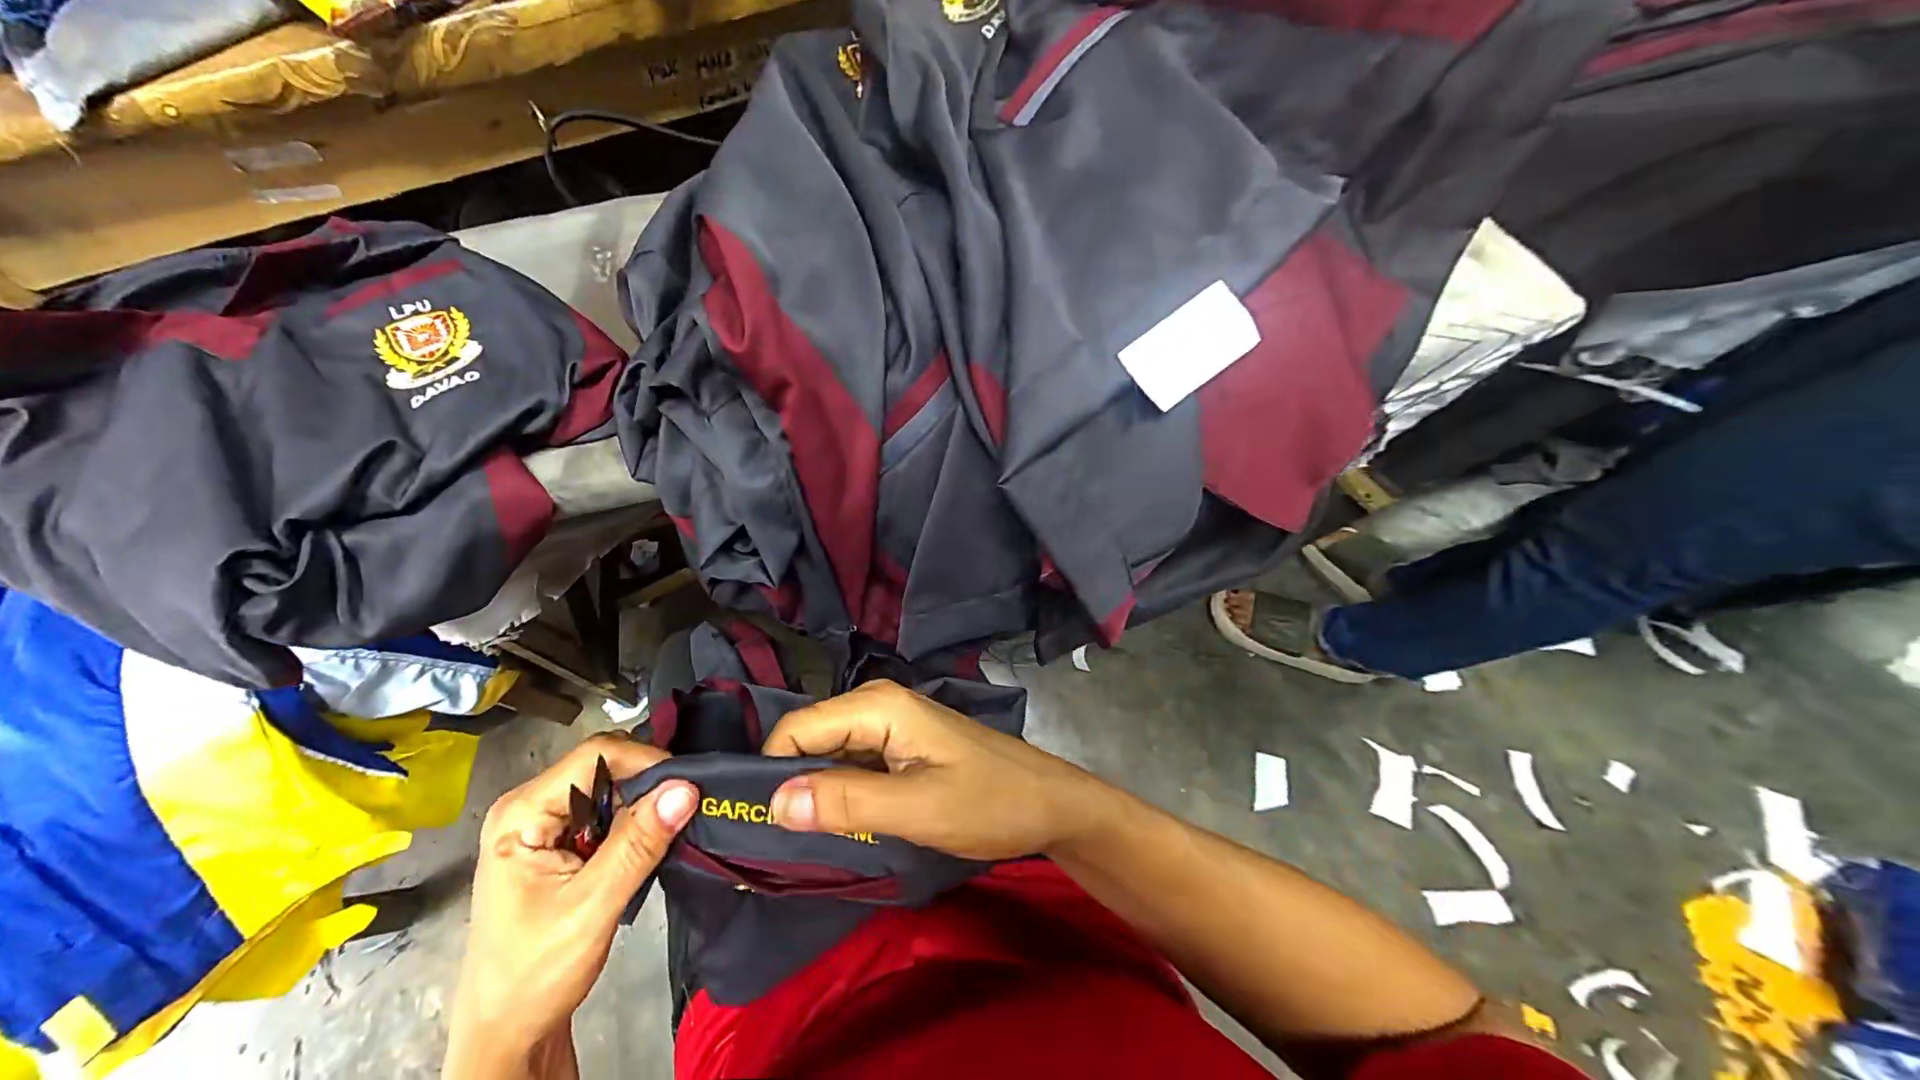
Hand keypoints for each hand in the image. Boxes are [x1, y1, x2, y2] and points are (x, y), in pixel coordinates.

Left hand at [446, 734, 697, 1078]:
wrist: (508, 1033)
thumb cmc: (533, 976)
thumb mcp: (590, 908)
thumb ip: (638, 845)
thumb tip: (685, 789)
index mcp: (521, 813)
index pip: (596, 755)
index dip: (647, 761)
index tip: (687, 785)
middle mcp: (530, 807)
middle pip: (605, 765)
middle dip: (649, 780)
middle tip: (687, 806)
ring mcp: (544, 825)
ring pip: (612, 787)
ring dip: (646, 803)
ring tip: (675, 825)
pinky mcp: (562, 843)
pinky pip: (610, 811)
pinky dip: (637, 821)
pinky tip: (653, 841)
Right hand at [761, 680, 1112, 859]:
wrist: (1050, 804)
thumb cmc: (991, 802)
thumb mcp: (918, 809)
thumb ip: (847, 802)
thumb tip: (774, 801)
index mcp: (878, 707)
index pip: (795, 730)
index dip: (771, 773)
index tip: (759, 827)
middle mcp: (876, 705)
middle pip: (808, 740)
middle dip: (791, 785)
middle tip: (782, 843)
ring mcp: (889, 725)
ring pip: (827, 755)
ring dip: (814, 793)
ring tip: (809, 840)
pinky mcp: (899, 746)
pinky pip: (851, 765)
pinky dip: (839, 794)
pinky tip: (842, 825)